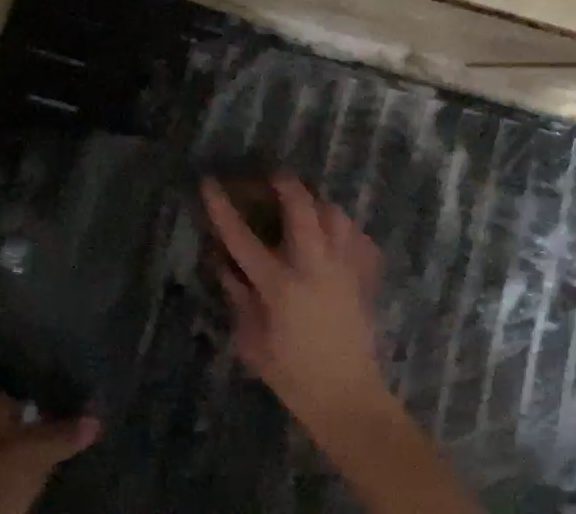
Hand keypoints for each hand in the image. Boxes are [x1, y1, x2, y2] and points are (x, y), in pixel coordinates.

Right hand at [201, 175, 387, 424]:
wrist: (347, 397)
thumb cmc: (293, 376)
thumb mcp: (253, 343)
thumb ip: (239, 299)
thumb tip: (225, 266)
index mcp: (280, 285)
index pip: (243, 238)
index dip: (223, 209)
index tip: (210, 183)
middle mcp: (314, 267)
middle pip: (303, 208)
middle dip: (287, 185)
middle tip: (275, 178)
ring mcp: (345, 269)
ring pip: (336, 215)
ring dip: (319, 205)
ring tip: (309, 207)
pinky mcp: (366, 278)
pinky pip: (359, 239)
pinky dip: (346, 231)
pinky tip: (338, 238)